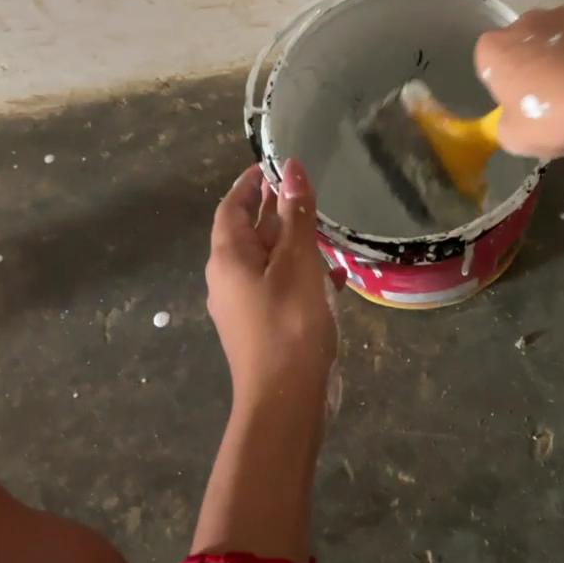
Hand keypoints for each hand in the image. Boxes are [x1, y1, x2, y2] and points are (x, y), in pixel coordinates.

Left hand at [205, 159, 340, 403]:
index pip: (232, 209)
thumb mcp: (297, 261)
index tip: (271, 163)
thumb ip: (296, 214)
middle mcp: (231, 280)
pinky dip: (303, 271)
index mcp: (229, 260)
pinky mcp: (269, 326)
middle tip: (302, 184)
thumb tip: (292, 168)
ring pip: (269, 260)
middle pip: (249, 233)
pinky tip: (335, 272)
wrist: (287, 399)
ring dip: (291, 239)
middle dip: (272, 207)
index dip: (249, 184)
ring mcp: (248, 306)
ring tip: (323, 221)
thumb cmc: (289, 322)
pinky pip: (283, 285)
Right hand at [474, 4, 563, 158]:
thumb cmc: (559, 119)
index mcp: (496, 48)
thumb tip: (514, 114)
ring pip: (559, 32)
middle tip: (555, 93)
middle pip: (524, 41)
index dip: (506, 82)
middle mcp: (526, 20)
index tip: (523, 101)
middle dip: (535, 61)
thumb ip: (506, 121)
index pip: (490, 62)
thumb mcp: (516, 139)